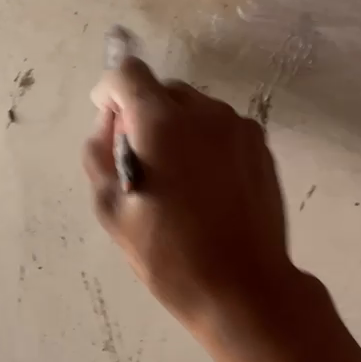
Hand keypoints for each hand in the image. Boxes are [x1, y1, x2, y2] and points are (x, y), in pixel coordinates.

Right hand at [84, 58, 300, 329]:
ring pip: (194, 110)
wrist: (243, 287)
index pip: (128, 74)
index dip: (109, 94)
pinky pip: (221, 129)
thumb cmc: (169, 255)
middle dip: (143, 115)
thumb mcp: (111, 211)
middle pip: (163, 90)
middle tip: (139, 165)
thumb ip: (98, 156)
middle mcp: (205, 113)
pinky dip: (205, 144)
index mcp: (163, 123)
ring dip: (176, 129)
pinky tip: (205, 188)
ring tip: (176, 181)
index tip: (109, 126)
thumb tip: (108, 126)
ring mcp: (239, 128)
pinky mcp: (262, 148)